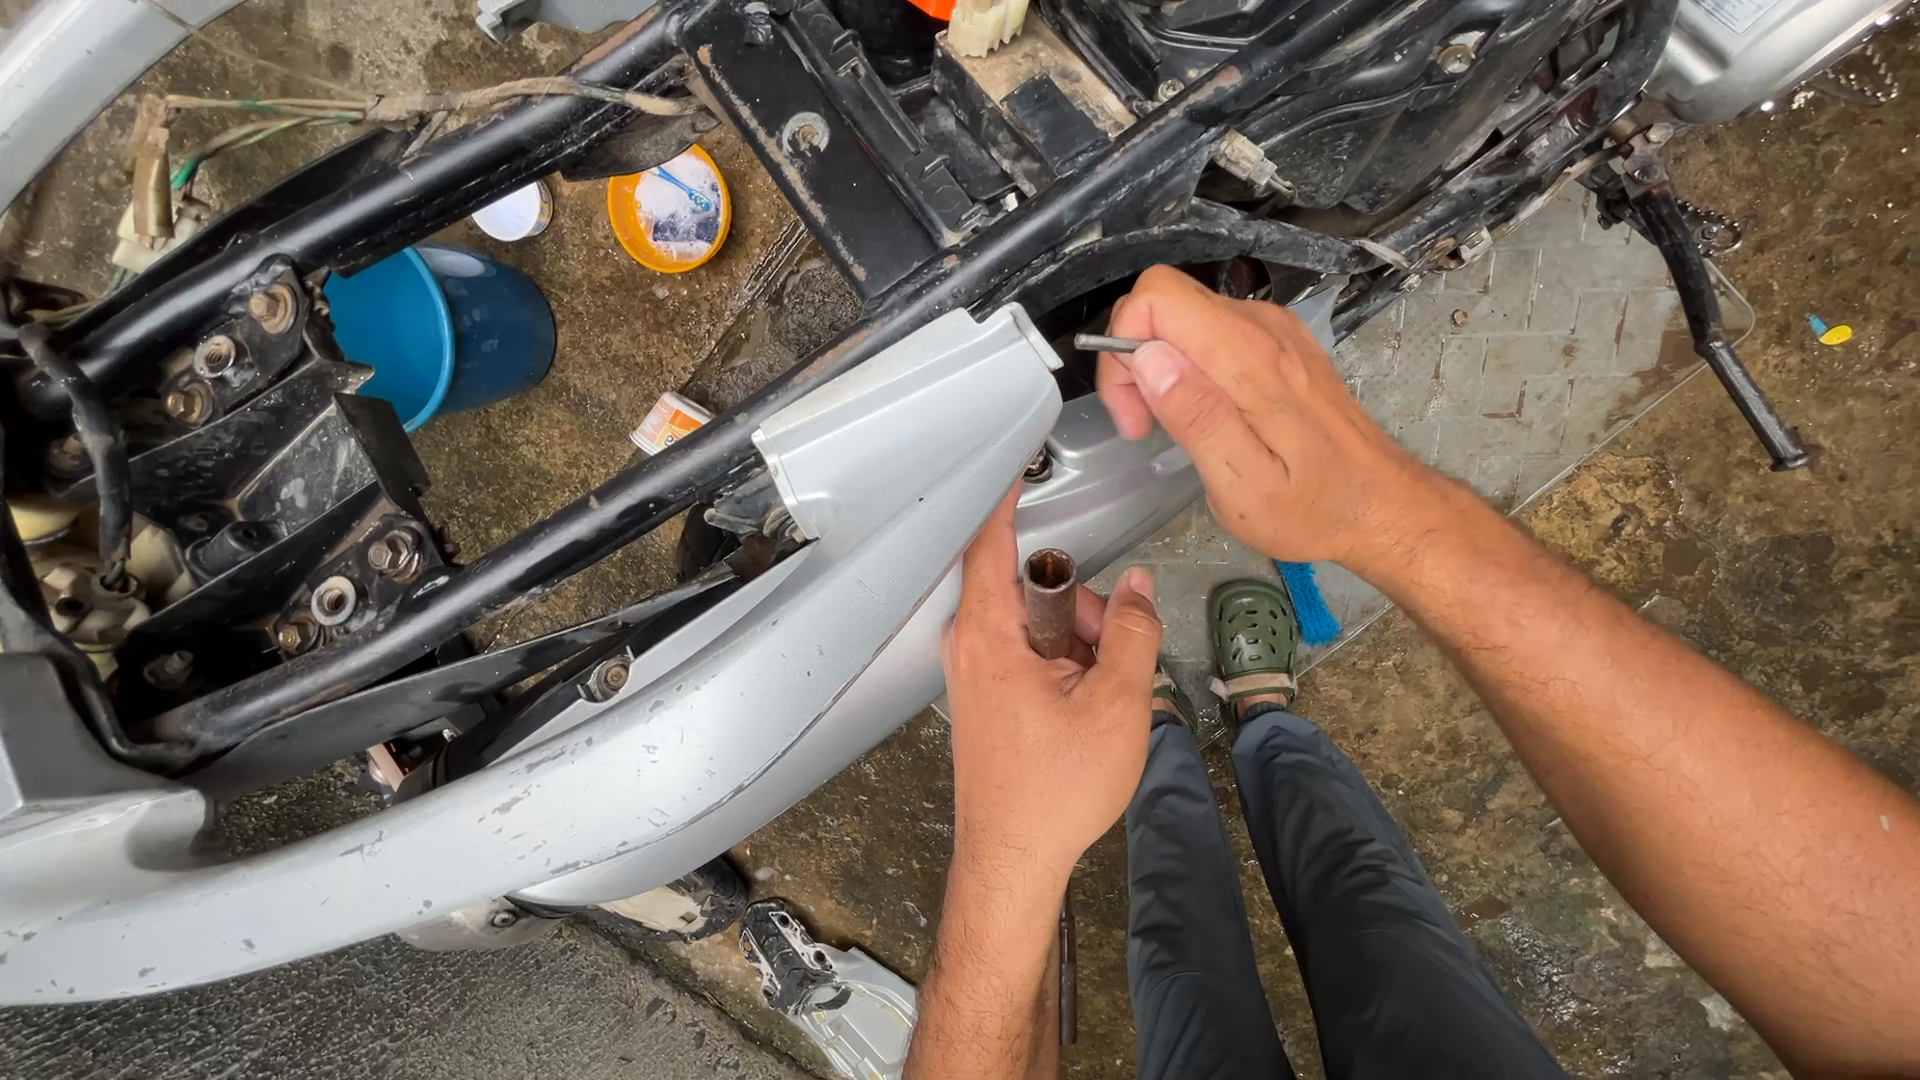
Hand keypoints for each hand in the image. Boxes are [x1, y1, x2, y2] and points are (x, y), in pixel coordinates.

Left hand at [941, 490, 1162, 877]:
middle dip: (1078, 606)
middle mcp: (971, 645)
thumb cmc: (1054, 791)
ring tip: (1097, 693)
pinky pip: (1028, 650)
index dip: (1006, 500)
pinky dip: (1061, 661)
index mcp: (989, 635)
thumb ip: (1132, 632)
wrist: (1014, 859)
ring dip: (1076, 640)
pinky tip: (1081, 704)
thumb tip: (1142, 587)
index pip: (990, 544)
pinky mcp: (986, 692)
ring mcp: (975, 670)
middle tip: (1107, 651)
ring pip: (1036, 620)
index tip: (1020, 464)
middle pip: (1032, 586)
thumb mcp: (1115, 703)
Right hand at [1096, 265, 1441, 569]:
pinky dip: (1186, 368)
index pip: (1158, 297)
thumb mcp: (1243, 484)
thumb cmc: (1312, 508)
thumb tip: (1147, 357)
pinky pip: (1209, 333)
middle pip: (1165, 303)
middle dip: (1134, 361)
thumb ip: (1196, 415)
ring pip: (1183, 317)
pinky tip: (1200, 415)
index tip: (1134, 409)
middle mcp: (1262, 328)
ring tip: (1171, 429)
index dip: (1125, 346)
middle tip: (1145, 425)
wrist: (1380, 506)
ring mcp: (1273, 331)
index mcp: (1250, 358)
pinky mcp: (1278, 343)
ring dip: (1157, 369)